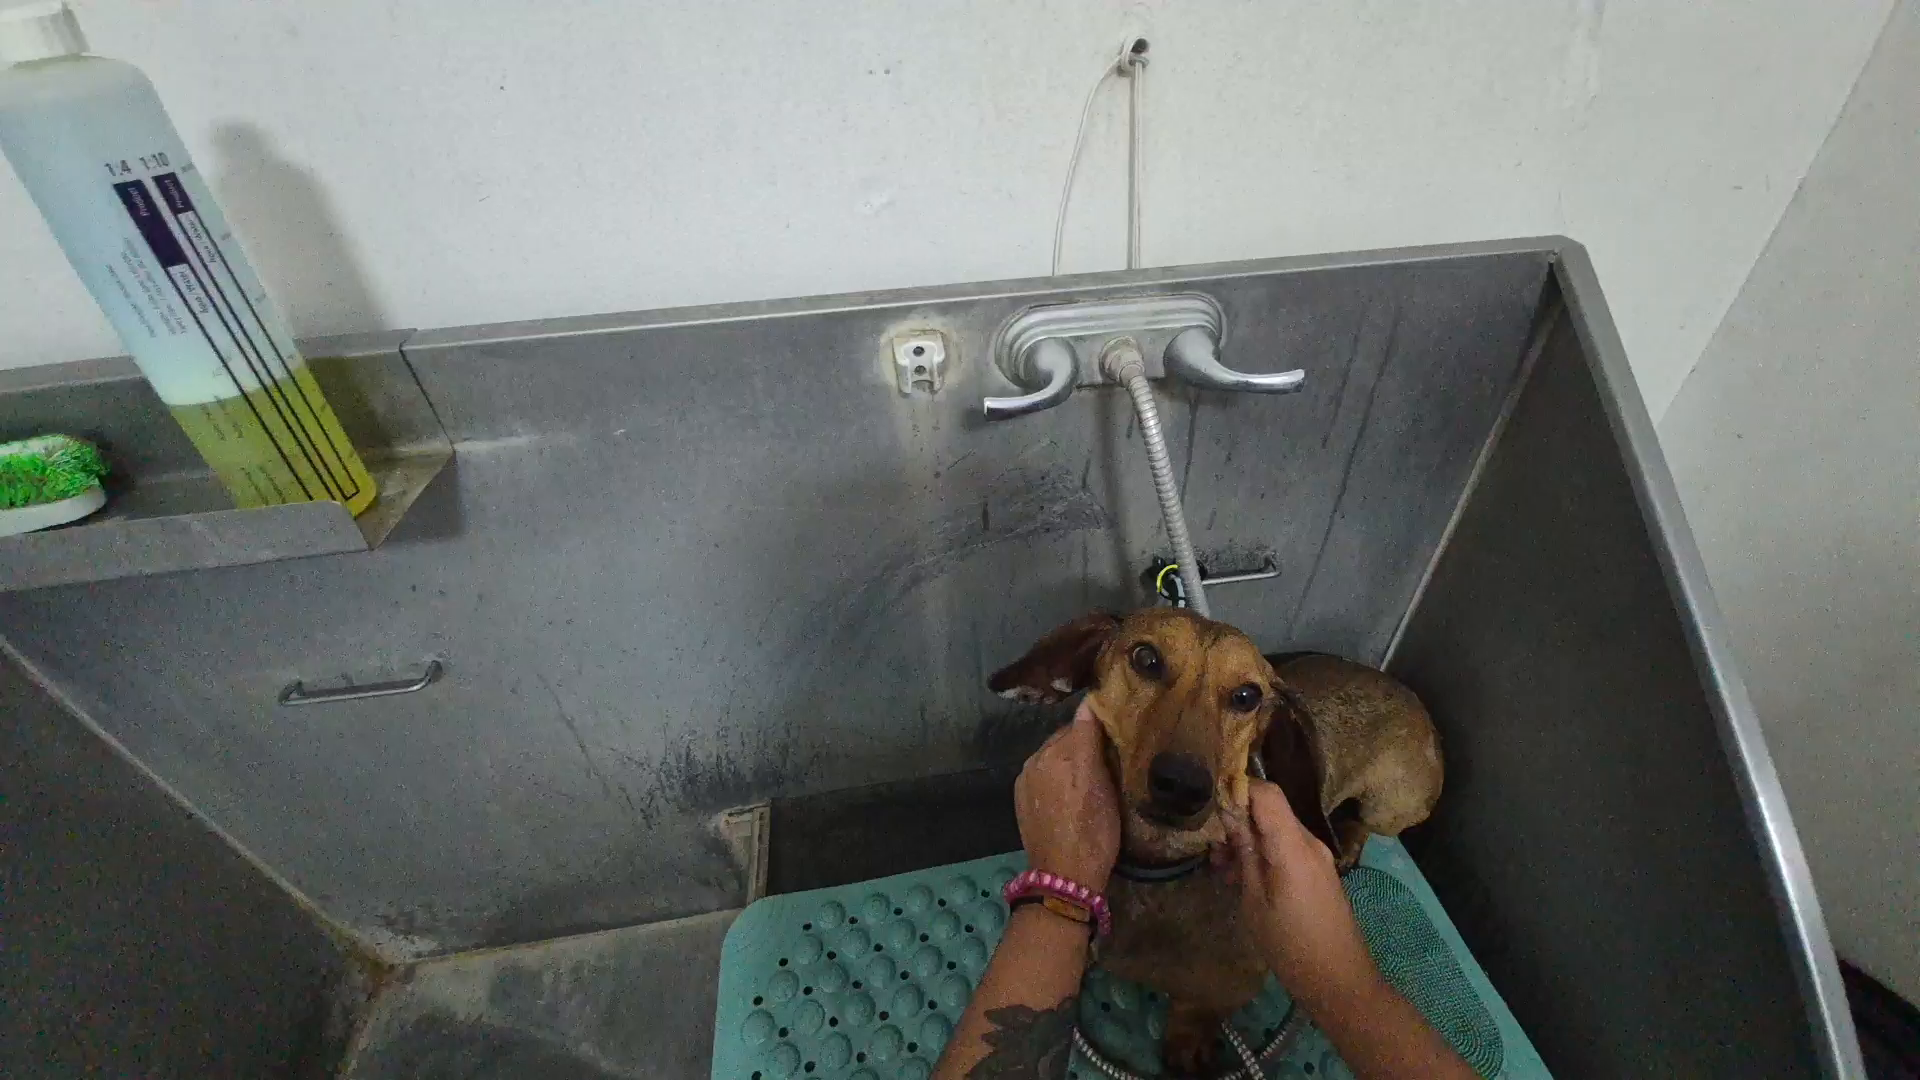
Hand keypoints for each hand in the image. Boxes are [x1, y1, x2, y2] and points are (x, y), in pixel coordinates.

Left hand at [1014, 700, 1121, 893]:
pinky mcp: (1019, 786)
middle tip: (1103, 753)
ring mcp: (1028, 771)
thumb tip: (1090, 706)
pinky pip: (1040, 765)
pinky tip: (1064, 785)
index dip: (1099, 720)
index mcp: (1069, 753)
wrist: (1062, 874)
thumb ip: (1097, 746)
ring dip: (1067, 752)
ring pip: (1052, 748)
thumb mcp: (1107, 791)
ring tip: (1084, 771)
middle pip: (1066, 733)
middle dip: (1083, 738)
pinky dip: (1052, 768)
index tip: (1113, 723)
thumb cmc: (1096, 835)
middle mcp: (1043, 755)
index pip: (1084, 719)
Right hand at [1224, 780, 1382, 1009]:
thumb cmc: (1292, 946)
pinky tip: (1241, 878)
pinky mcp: (1316, 871)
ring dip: (1247, 839)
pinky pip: (1285, 847)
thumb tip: (1228, 816)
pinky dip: (1262, 852)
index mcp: (1293, 847)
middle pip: (1269, 810)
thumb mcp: (1254, 901)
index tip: (1210, 800)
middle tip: (1210, 845)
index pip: (1267, 793)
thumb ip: (1244, 853)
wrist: (1342, 986)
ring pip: (1274, 829)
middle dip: (1236, 819)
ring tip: (1220, 867)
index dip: (1238, 788)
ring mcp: (1315, 857)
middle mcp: (1308, 843)